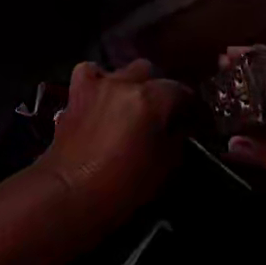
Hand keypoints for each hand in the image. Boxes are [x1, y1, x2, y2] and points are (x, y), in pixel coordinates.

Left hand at [35, 60, 188, 228]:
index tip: (196, 120)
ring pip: (123, 70)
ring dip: (132, 83)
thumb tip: (180, 127)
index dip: (192, 106)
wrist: (69, 194)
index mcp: (152, 99)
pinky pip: (90, 72)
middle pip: (152, 72)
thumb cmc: (123, 187)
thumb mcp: (164, 168)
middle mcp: (126, 83)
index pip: (182, 91)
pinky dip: (98, 79)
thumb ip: (177, 139)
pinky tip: (102, 93)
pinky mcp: (77, 92)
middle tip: (164, 113)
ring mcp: (99, 84)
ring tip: (133, 104)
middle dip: (160, 88)